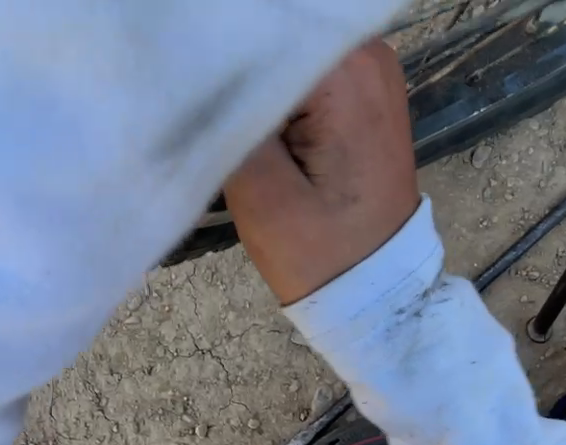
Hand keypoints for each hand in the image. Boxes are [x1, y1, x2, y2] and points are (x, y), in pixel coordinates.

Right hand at [223, 41, 420, 305]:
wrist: (375, 290)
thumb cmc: (320, 254)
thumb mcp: (262, 198)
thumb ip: (230, 126)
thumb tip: (201, 79)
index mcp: (346, 72)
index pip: (266, 33)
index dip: (220, 54)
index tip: (191, 87)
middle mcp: (367, 55)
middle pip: (281, 36)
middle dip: (236, 68)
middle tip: (204, 111)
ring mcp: (370, 74)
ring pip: (289, 55)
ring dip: (253, 85)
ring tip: (227, 122)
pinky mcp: (362, 97)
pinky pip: (307, 77)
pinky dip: (275, 97)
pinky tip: (256, 129)